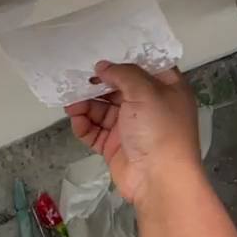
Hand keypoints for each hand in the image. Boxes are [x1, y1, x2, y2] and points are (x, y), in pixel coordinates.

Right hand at [65, 61, 202, 205]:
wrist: (158, 178)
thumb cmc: (159, 128)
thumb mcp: (145, 91)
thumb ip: (123, 74)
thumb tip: (102, 67)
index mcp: (165, 89)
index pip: (144, 68)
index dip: (123, 62)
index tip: (101, 58)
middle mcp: (149, 106)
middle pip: (118, 89)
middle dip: (97, 85)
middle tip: (76, 81)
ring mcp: (131, 127)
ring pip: (103, 110)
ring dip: (86, 105)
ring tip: (70, 105)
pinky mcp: (115, 146)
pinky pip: (96, 131)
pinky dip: (85, 125)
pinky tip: (76, 120)